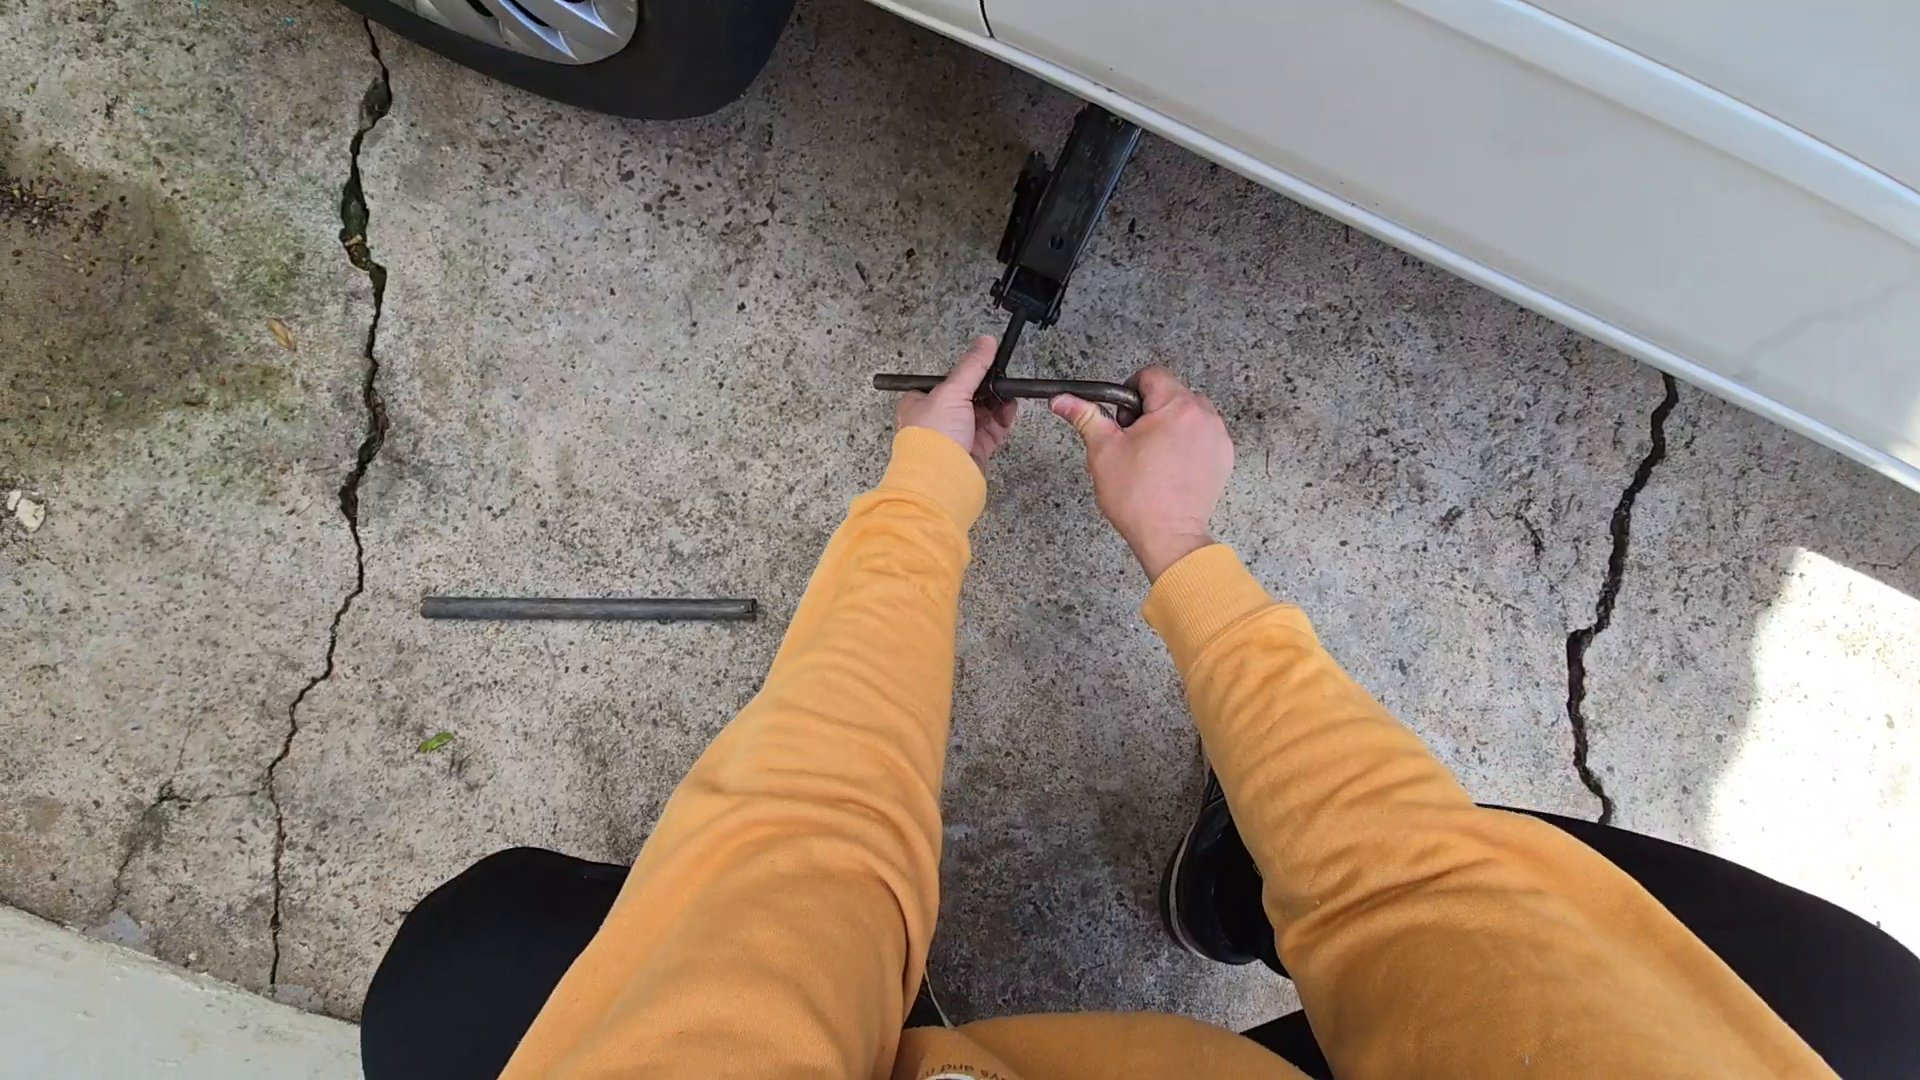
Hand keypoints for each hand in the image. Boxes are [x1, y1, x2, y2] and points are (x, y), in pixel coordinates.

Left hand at [895, 335, 1019, 468]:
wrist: (941, 480)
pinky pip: (990, 433)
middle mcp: (936, 422)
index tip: (986, 366)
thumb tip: (986, 342)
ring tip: (1010, 395)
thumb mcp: (952, 391)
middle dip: (986, 391)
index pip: (946, 383)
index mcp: (920, 404)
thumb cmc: (933, 439)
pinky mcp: (972, 453)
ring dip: (997, 405)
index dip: (966, 376)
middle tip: (1002, 381)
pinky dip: (1002, 422)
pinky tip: (1010, 412)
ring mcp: (955, 438)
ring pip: (981, 416)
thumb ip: (972, 366)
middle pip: (966, 400)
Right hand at [1051, 367, 1233, 580]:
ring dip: (1169, 425)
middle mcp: (1204, 416)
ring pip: (1188, 414)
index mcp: (1175, 407)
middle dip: (1150, 411)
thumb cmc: (1138, 497)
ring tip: (1152, 456)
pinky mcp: (1223, 457)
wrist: (1168, 536)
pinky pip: (1203, 435)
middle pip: (1172, 394)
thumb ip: (1085, 417)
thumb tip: (1063, 400)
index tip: (1122, 417)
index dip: (1129, 392)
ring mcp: (1217, 437)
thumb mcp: (1103, 451)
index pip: (1151, 375)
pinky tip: (1168, 468)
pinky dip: (1186, 444)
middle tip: (1134, 442)